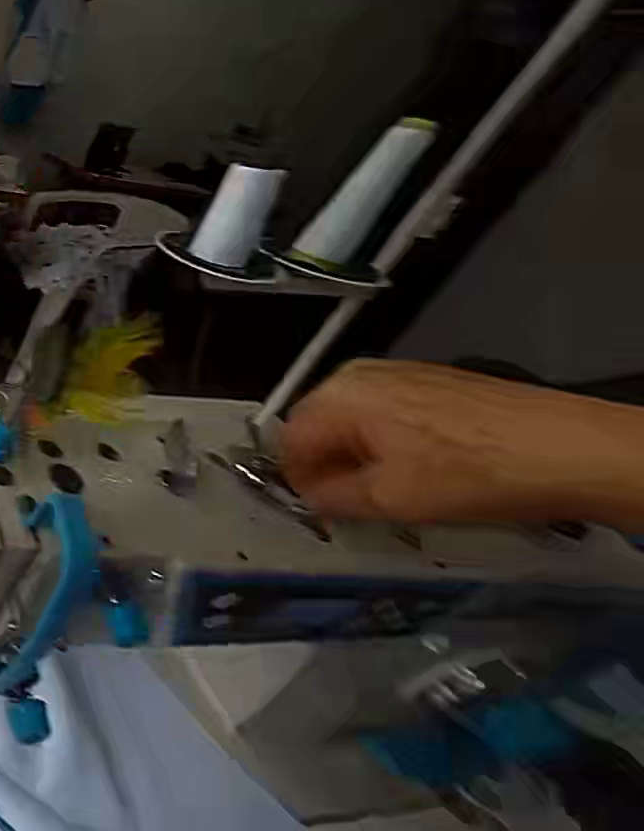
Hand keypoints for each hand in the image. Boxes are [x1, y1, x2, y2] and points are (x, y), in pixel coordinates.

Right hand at [282, 358, 643, 529]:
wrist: (591, 452)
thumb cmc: (489, 470)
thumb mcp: (394, 500)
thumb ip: (331, 500)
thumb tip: (310, 500)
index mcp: (334, 397)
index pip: (289, 444)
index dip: (301, 482)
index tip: (321, 507)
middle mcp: (354, 376)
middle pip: (318, 428)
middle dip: (333, 465)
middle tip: (364, 500)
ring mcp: (395, 372)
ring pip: (352, 421)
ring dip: (365, 453)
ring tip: (404, 484)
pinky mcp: (431, 378)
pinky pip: (388, 411)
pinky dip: (396, 439)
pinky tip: (432, 464)